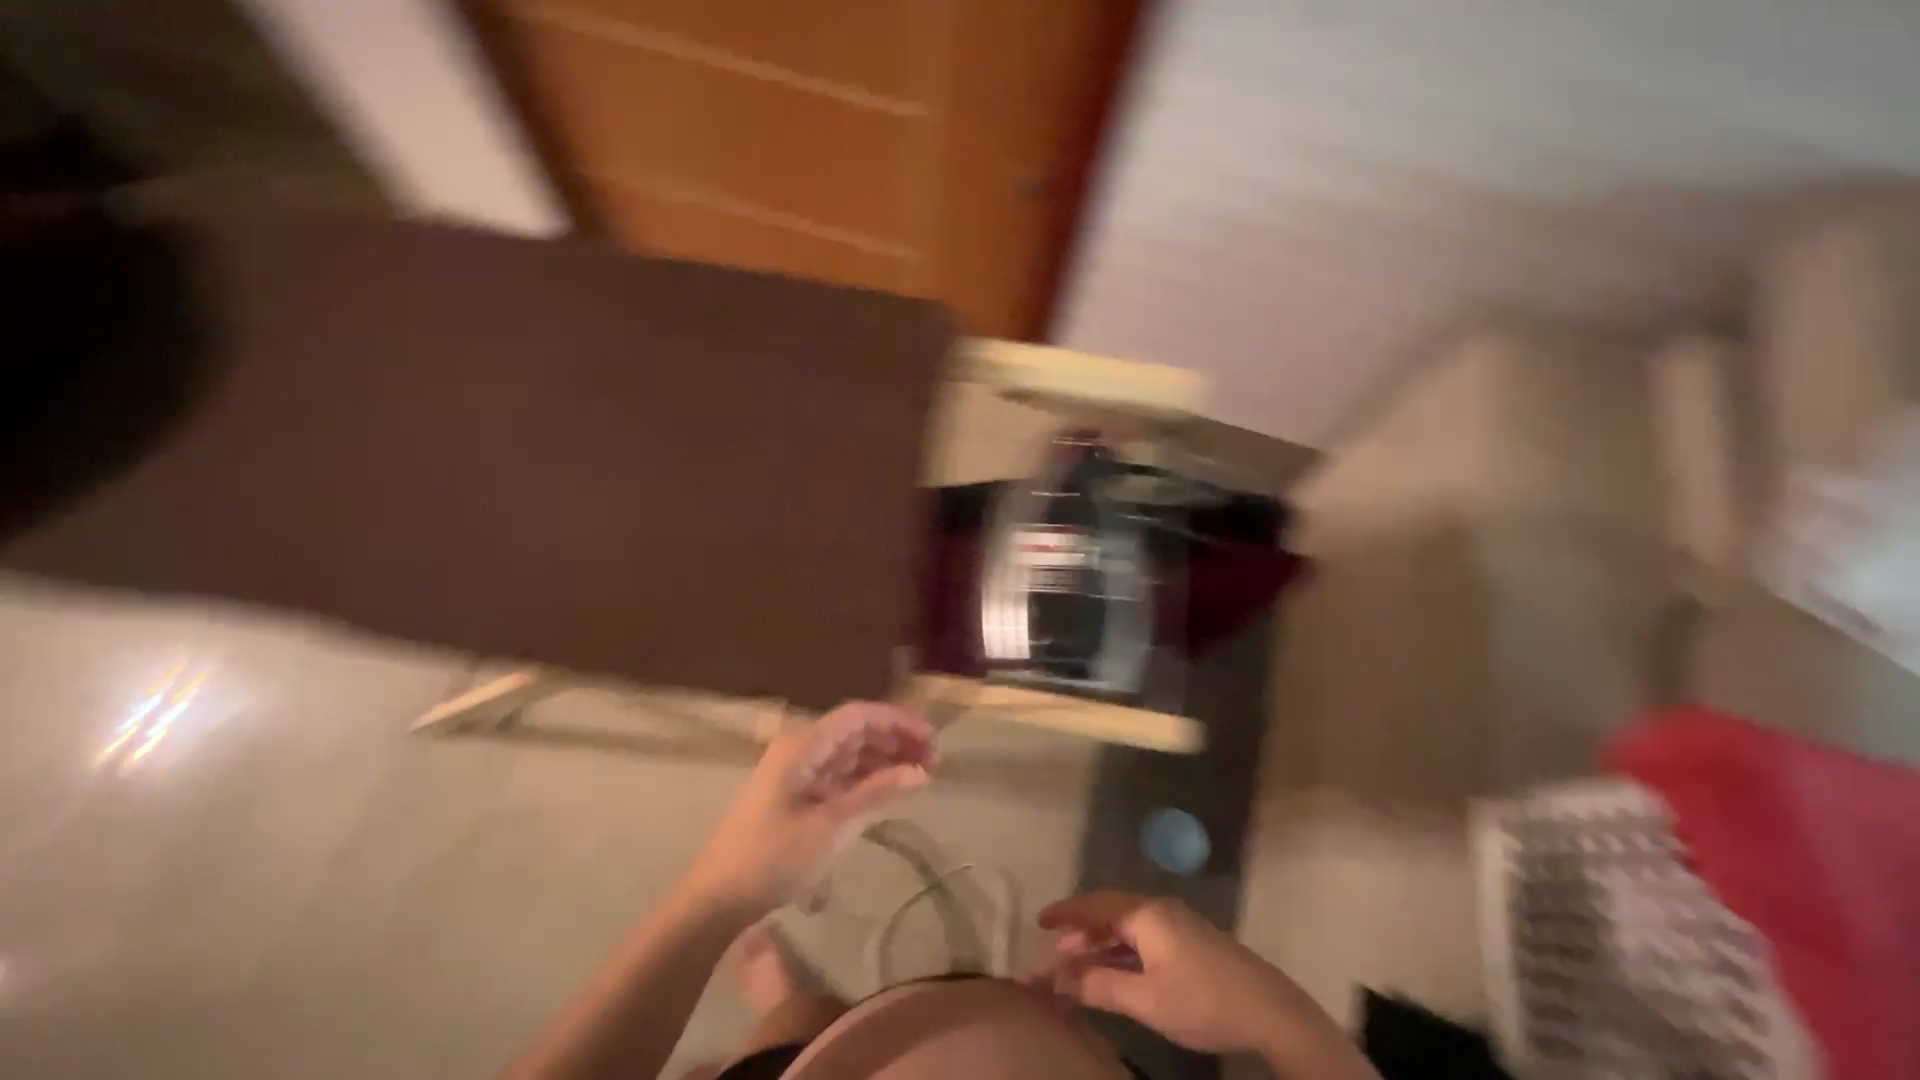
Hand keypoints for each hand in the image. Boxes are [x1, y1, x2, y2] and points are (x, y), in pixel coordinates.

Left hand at [686, 702, 932, 916]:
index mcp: (804, 746)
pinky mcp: (794, 798)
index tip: (933, 740)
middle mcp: (800, 750)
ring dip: (883, 762)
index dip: (898, 722)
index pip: (859, 715)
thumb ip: (877, 794)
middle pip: (855, 732)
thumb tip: (922, 772)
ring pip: (848, 755)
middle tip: (933, 763)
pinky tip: (888, 795)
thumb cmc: (774, 858)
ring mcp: (795, 774)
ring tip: (918, 779)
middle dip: (895, 741)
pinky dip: (865, 782)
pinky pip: (838, 777)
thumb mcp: (832, 826)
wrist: (718, 899)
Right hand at [1034, 892, 1292, 1052]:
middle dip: (1081, 933)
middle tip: (1056, 955)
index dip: (1066, 912)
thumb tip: (1059, 978)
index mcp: (1147, 914)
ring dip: (1101, 945)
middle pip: (1110, 913)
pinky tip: (1115, 973)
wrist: (1271, 1012)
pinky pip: (1144, 938)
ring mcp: (1179, 925)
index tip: (1040, 921)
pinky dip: (1122, 952)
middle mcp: (1160, 910)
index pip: (1095, 904)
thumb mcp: (1146, 999)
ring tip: (1079, 967)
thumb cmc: (1203, 1001)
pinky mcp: (1192, 943)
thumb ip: (1100, 986)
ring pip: (1128, 927)